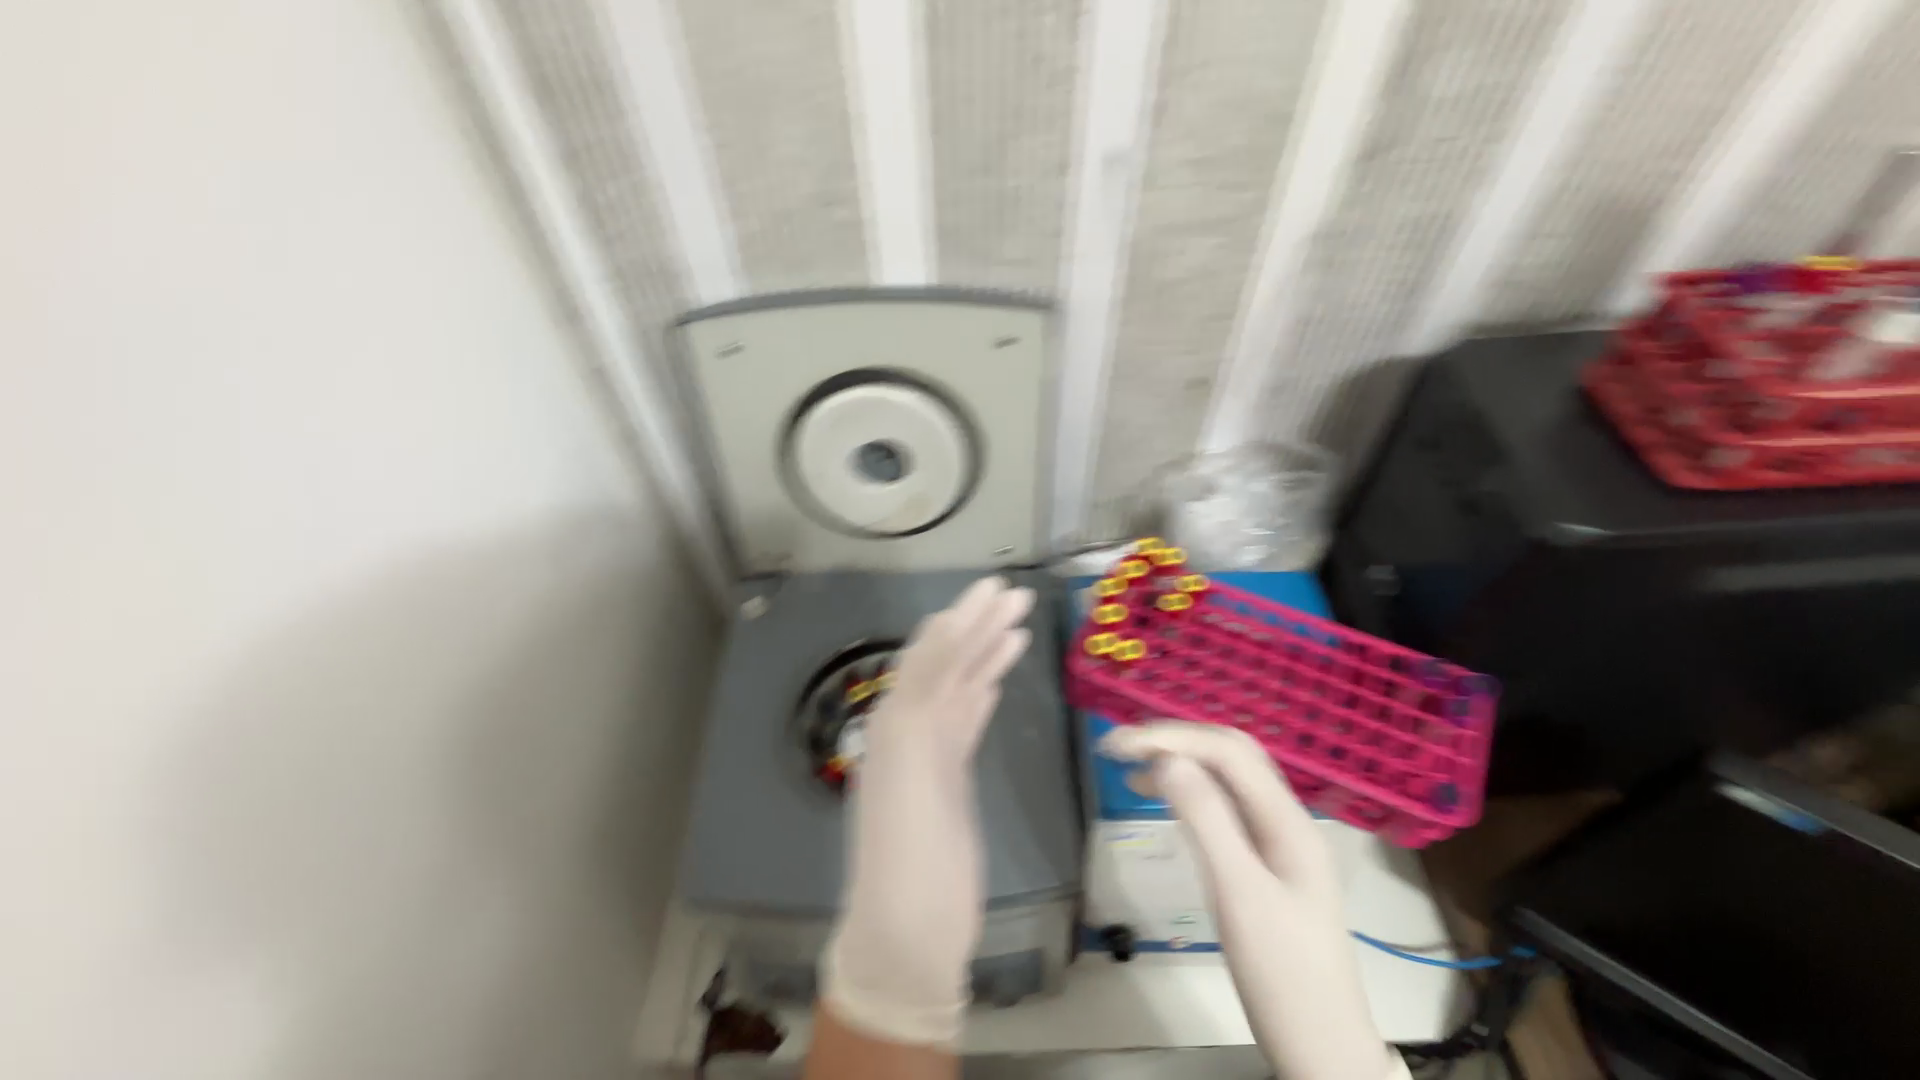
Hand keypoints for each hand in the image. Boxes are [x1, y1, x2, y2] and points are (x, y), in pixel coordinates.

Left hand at [820, 577, 1034, 1046]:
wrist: (911, 927)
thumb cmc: (908, 847)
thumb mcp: (909, 762)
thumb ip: (925, 695)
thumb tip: (945, 630)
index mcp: (894, 720)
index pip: (931, 654)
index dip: (961, 617)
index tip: (994, 588)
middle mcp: (908, 727)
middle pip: (949, 664)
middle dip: (979, 626)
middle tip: (1018, 595)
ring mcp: (931, 753)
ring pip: (962, 689)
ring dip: (986, 654)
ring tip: (1019, 624)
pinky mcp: (951, 778)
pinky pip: (968, 721)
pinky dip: (983, 692)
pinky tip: (998, 675)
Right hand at [1102, 722, 1407, 1079]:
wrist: (1322, 1044)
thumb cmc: (1281, 972)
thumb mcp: (1238, 894)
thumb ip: (1206, 821)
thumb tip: (1166, 760)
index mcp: (1287, 821)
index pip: (1228, 752)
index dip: (1172, 737)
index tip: (1118, 745)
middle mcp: (1287, 820)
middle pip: (1232, 756)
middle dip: (1177, 741)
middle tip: (1120, 748)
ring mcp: (1280, 842)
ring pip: (1229, 781)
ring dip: (1183, 764)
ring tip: (1130, 769)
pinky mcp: (1268, 864)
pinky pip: (1227, 809)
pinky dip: (1192, 794)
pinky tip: (1165, 803)